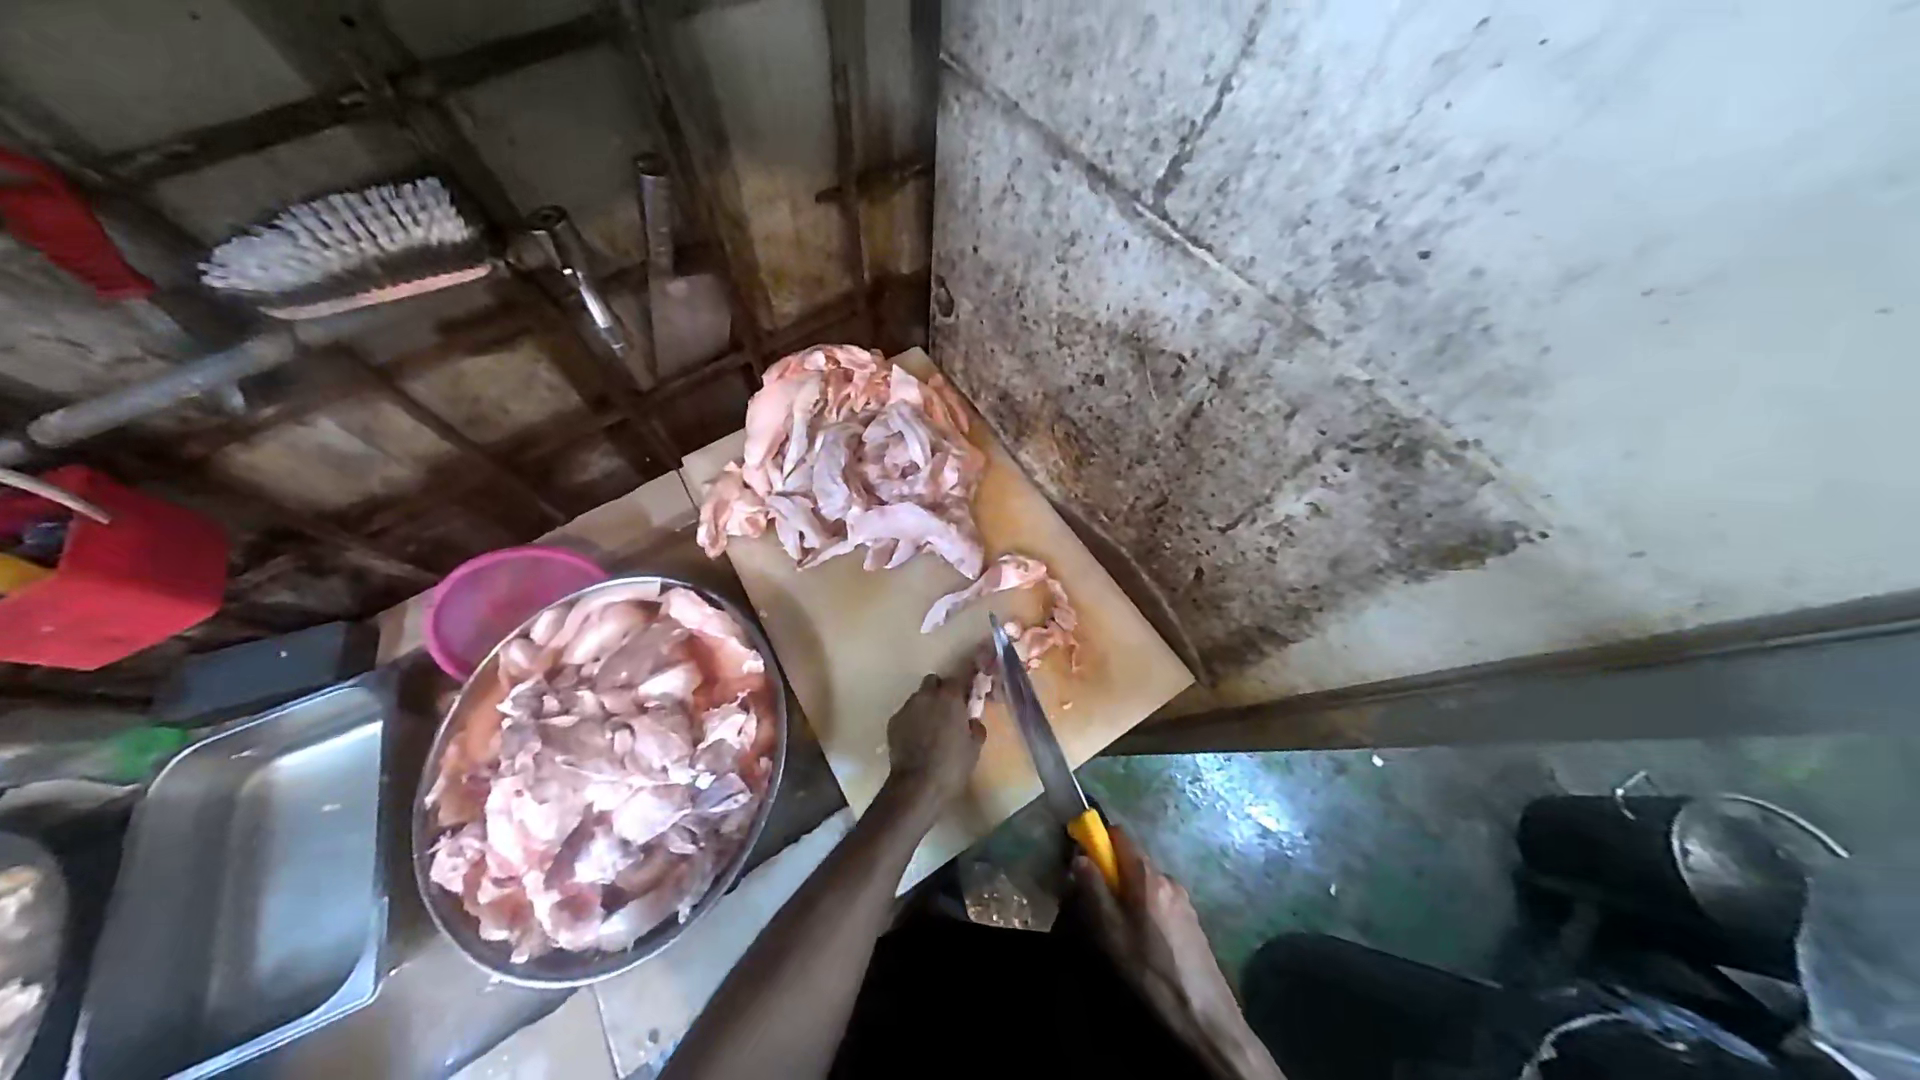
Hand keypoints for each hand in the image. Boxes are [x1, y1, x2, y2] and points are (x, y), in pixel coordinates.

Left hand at [884, 672, 984, 810]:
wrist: (918, 785)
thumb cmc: (952, 765)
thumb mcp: (974, 747)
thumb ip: (975, 726)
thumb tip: (971, 720)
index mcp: (950, 698)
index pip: (957, 679)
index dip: (961, 689)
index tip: (965, 700)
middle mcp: (926, 696)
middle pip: (933, 682)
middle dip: (940, 692)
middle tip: (946, 711)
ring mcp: (907, 707)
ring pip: (918, 698)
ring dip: (925, 706)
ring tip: (930, 729)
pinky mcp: (893, 721)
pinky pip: (906, 714)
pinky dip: (912, 721)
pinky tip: (915, 740)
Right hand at [1073, 828, 1284, 1079]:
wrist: (1205, 1026)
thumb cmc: (1149, 974)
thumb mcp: (1108, 932)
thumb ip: (1091, 889)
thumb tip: (1080, 856)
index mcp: (1148, 875)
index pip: (1118, 834)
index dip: (1095, 840)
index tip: (1078, 862)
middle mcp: (1170, 880)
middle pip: (1130, 863)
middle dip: (1108, 878)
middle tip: (1090, 909)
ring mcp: (1185, 904)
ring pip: (1144, 888)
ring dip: (1125, 900)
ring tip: (1113, 935)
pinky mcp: (1194, 929)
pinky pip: (1159, 908)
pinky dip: (1142, 916)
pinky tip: (1139, 950)